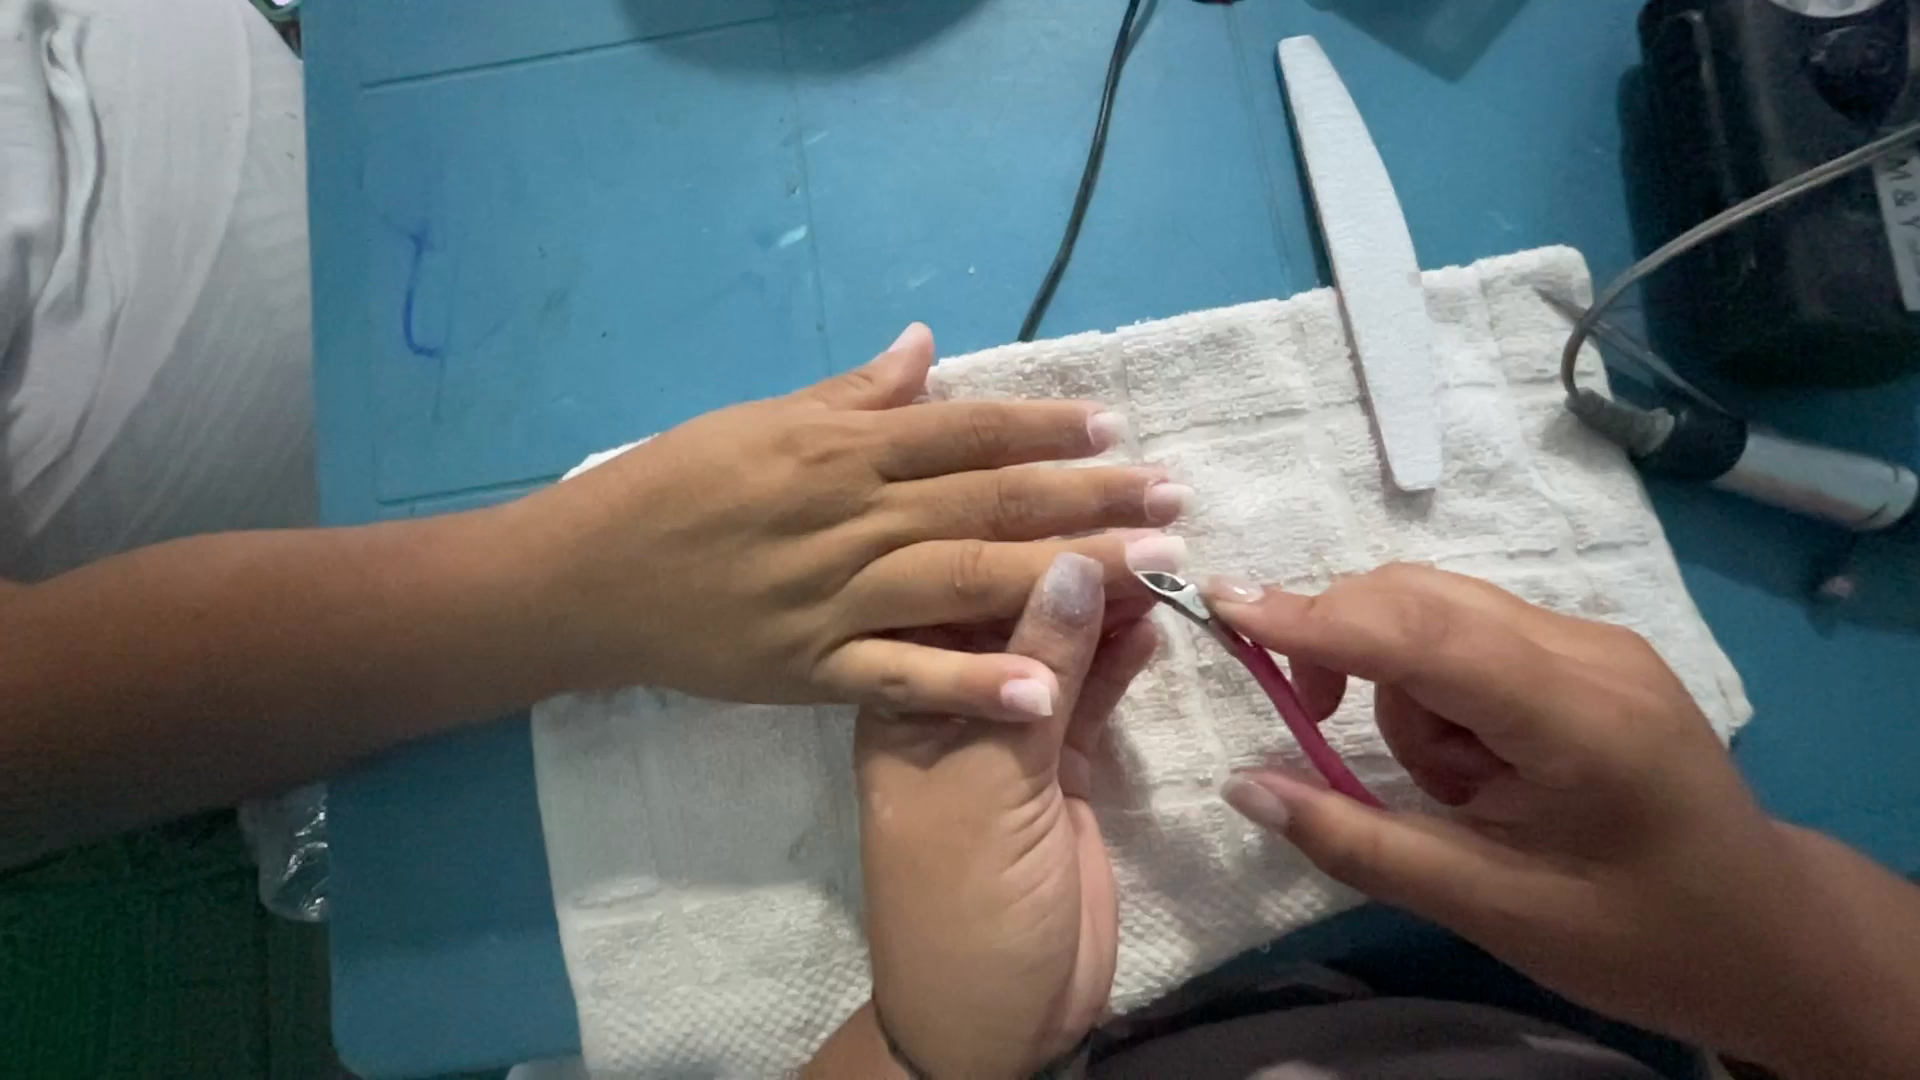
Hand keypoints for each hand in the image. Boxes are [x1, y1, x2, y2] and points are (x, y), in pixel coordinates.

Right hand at [503, 324, 1186, 719]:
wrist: (587, 576)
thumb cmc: (675, 486)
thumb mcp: (760, 420)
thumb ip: (851, 391)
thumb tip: (926, 344)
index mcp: (839, 449)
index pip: (963, 431)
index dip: (1043, 429)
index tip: (1114, 432)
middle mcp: (851, 514)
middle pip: (989, 500)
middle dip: (1088, 499)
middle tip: (1173, 502)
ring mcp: (836, 596)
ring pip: (966, 578)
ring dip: (1065, 576)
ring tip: (1150, 574)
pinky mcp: (814, 670)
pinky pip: (904, 676)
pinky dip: (973, 683)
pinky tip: (1048, 689)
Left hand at [857, 553, 1157, 1078]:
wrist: (997, 1021)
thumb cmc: (964, 899)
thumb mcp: (995, 779)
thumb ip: (1037, 672)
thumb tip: (1070, 560)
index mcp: (907, 692)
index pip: (958, 591)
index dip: (1016, 538)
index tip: (1077, 485)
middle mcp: (954, 696)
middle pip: (1017, 609)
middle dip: (1075, 562)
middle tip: (1144, 509)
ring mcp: (1010, 727)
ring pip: (1061, 646)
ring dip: (1108, 605)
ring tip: (1161, 557)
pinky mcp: (1058, 761)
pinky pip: (1090, 695)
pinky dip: (1120, 660)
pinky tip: (1150, 624)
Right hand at [1207, 565, 1919, 1075]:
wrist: (1776, 932)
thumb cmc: (1637, 934)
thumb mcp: (1486, 909)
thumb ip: (1355, 843)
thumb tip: (1242, 788)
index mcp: (1579, 720)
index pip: (1423, 639)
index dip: (1316, 619)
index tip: (1224, 606)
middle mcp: (1584, 651)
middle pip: (1414, 598)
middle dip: (1336, 643)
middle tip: (1314, 720)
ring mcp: (1584, 640)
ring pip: (1425, 608)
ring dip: (1385, 677)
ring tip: (1439, 778)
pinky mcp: (1573, 646)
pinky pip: (1454, 629)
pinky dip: (1419, 681)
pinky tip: (1465, 755)